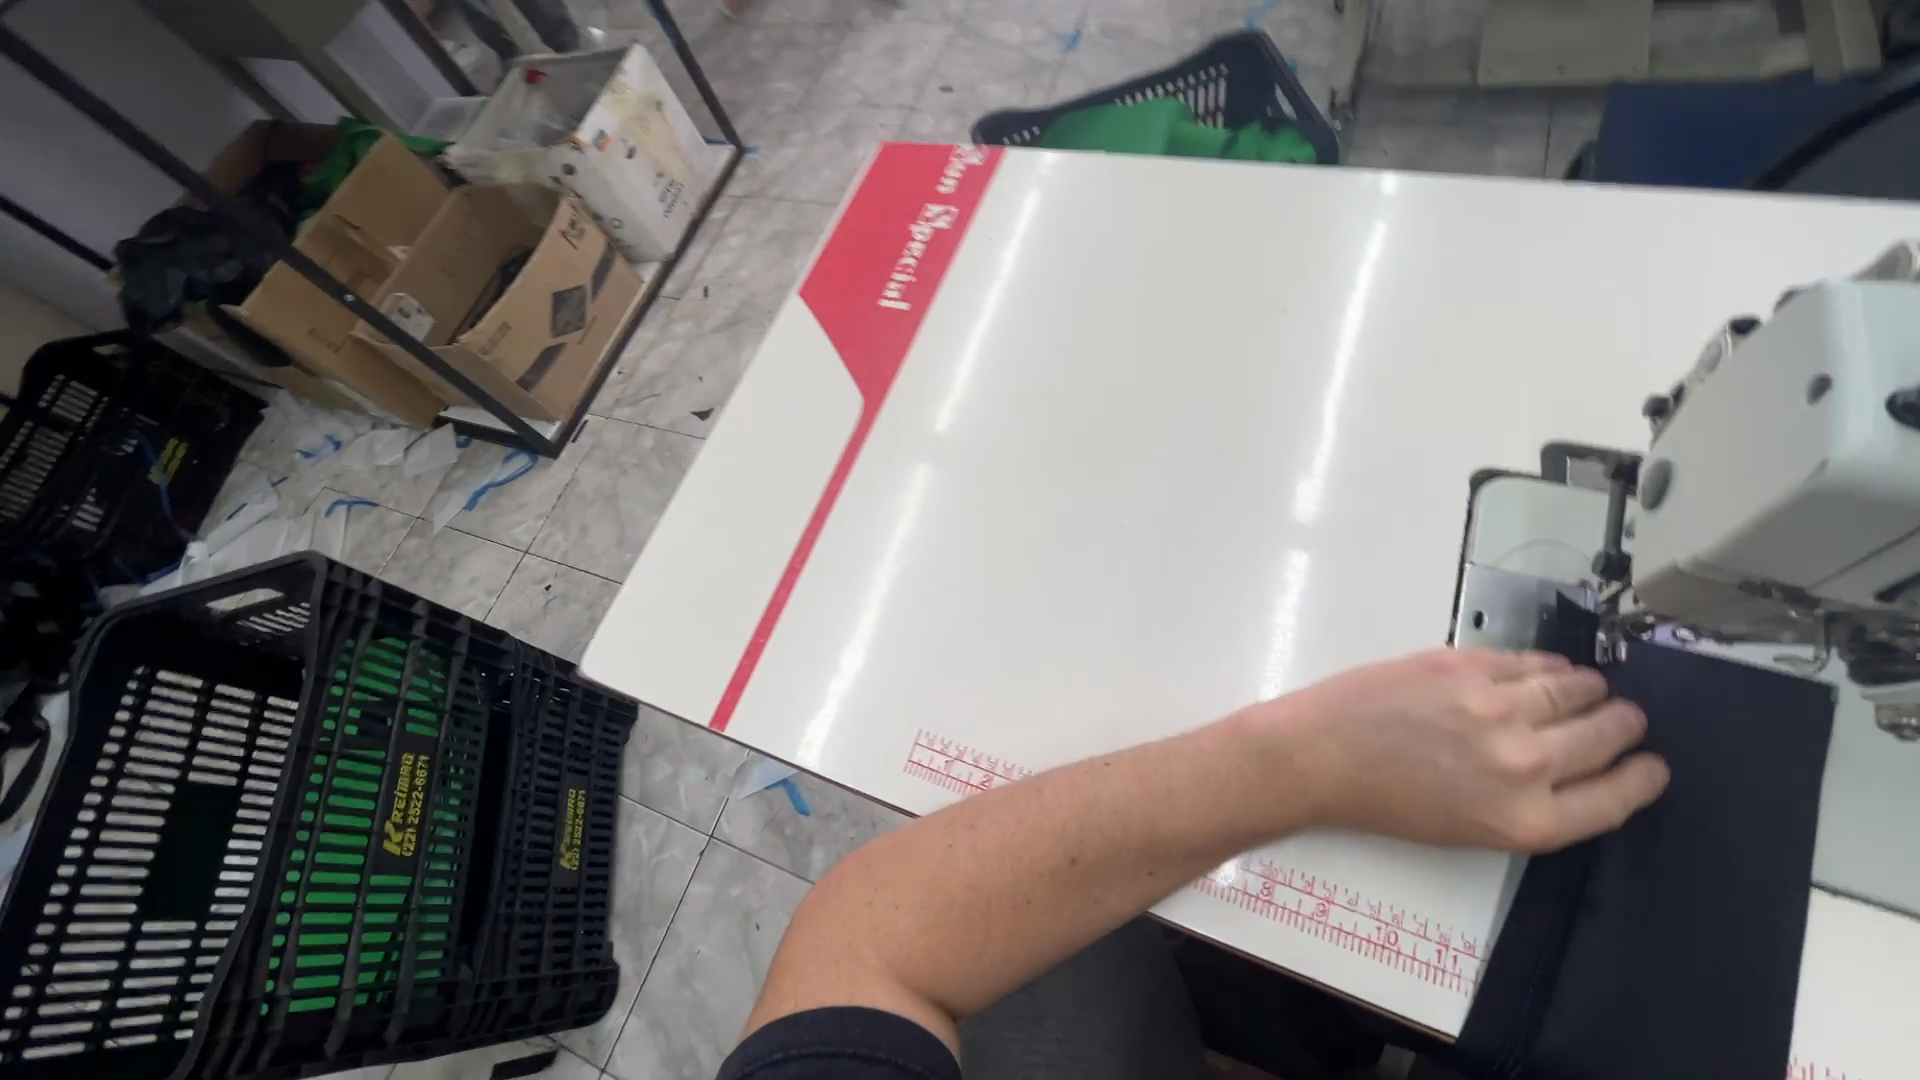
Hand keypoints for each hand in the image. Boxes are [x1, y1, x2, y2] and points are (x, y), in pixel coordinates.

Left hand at [1243, 649, 1669, 852]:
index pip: (1615, 800)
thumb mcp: (1464, 828)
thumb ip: (1523, 804)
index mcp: (1527, 819)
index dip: (1641, 778)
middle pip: (1604, 739)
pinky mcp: (1463, 666)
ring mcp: (1495, 708)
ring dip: (1592, 690)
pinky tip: (1554, 667)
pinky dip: (1548, 664)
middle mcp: (1524, 764)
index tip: (1652, 765)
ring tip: (1595, 689)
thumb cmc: (1378, 799)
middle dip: (1622, 726)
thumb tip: (1563, 771)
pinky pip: (1527, 661)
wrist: (1315, 756)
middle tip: (1627, 717)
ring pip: (1573, 691)